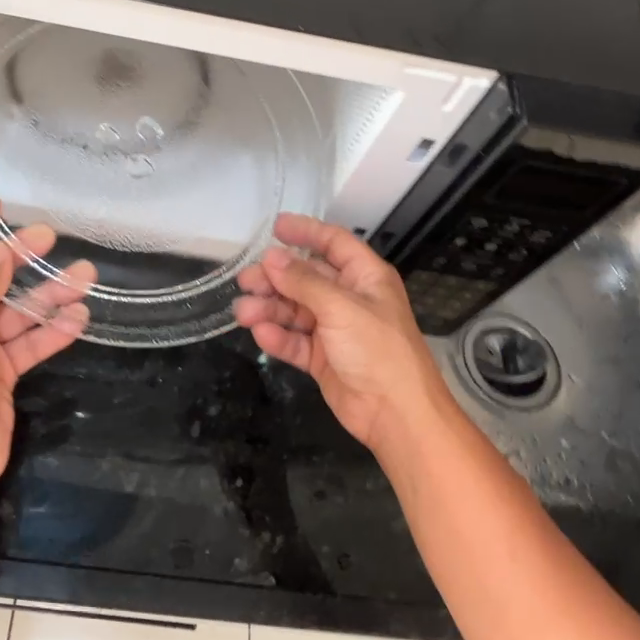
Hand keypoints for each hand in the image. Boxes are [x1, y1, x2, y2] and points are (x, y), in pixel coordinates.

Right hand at [233, 213, 453, 451]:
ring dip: (269, 309)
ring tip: (243, 312)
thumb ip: (303, 282)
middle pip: (306, 278)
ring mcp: (335, 330)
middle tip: (246, 280)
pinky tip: (261, 334)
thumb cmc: (378, 350)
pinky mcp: (323, 359)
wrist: (396, 413)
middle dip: (276, 277)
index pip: (334, 244)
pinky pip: (295, 341)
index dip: (307, 232)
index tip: (275, 227)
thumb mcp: (341, 308)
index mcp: (365, 278)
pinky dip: (277, 337)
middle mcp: (349, 299)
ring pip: (295, 311)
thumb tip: (271, 257)